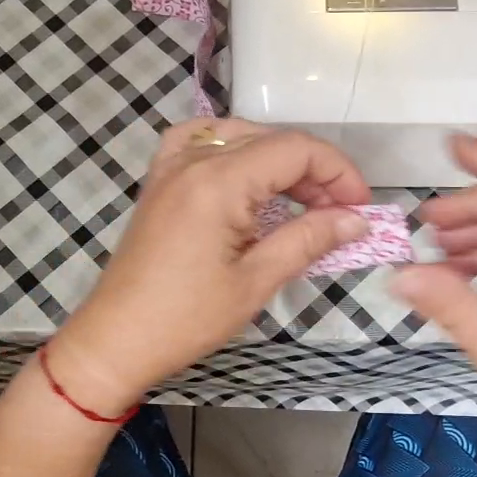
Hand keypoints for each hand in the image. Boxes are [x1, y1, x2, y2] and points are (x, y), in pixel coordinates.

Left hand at [47, 119, 373, 415]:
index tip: (360, 209)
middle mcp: (192, 161)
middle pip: (270, 140)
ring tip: (298, 201)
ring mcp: (170, 169)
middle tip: (336, 215)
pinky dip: (228, 149)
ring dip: (276, 161)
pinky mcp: (158, 184)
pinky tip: (243, 174)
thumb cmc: (186, 319)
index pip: (295, 149)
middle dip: (312, 171)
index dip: (338, 172)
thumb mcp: (255, 281)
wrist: (117, 339)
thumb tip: (357, 221)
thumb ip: (307, 240)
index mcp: (219, 181)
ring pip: (237, 137)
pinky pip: (196, 143)